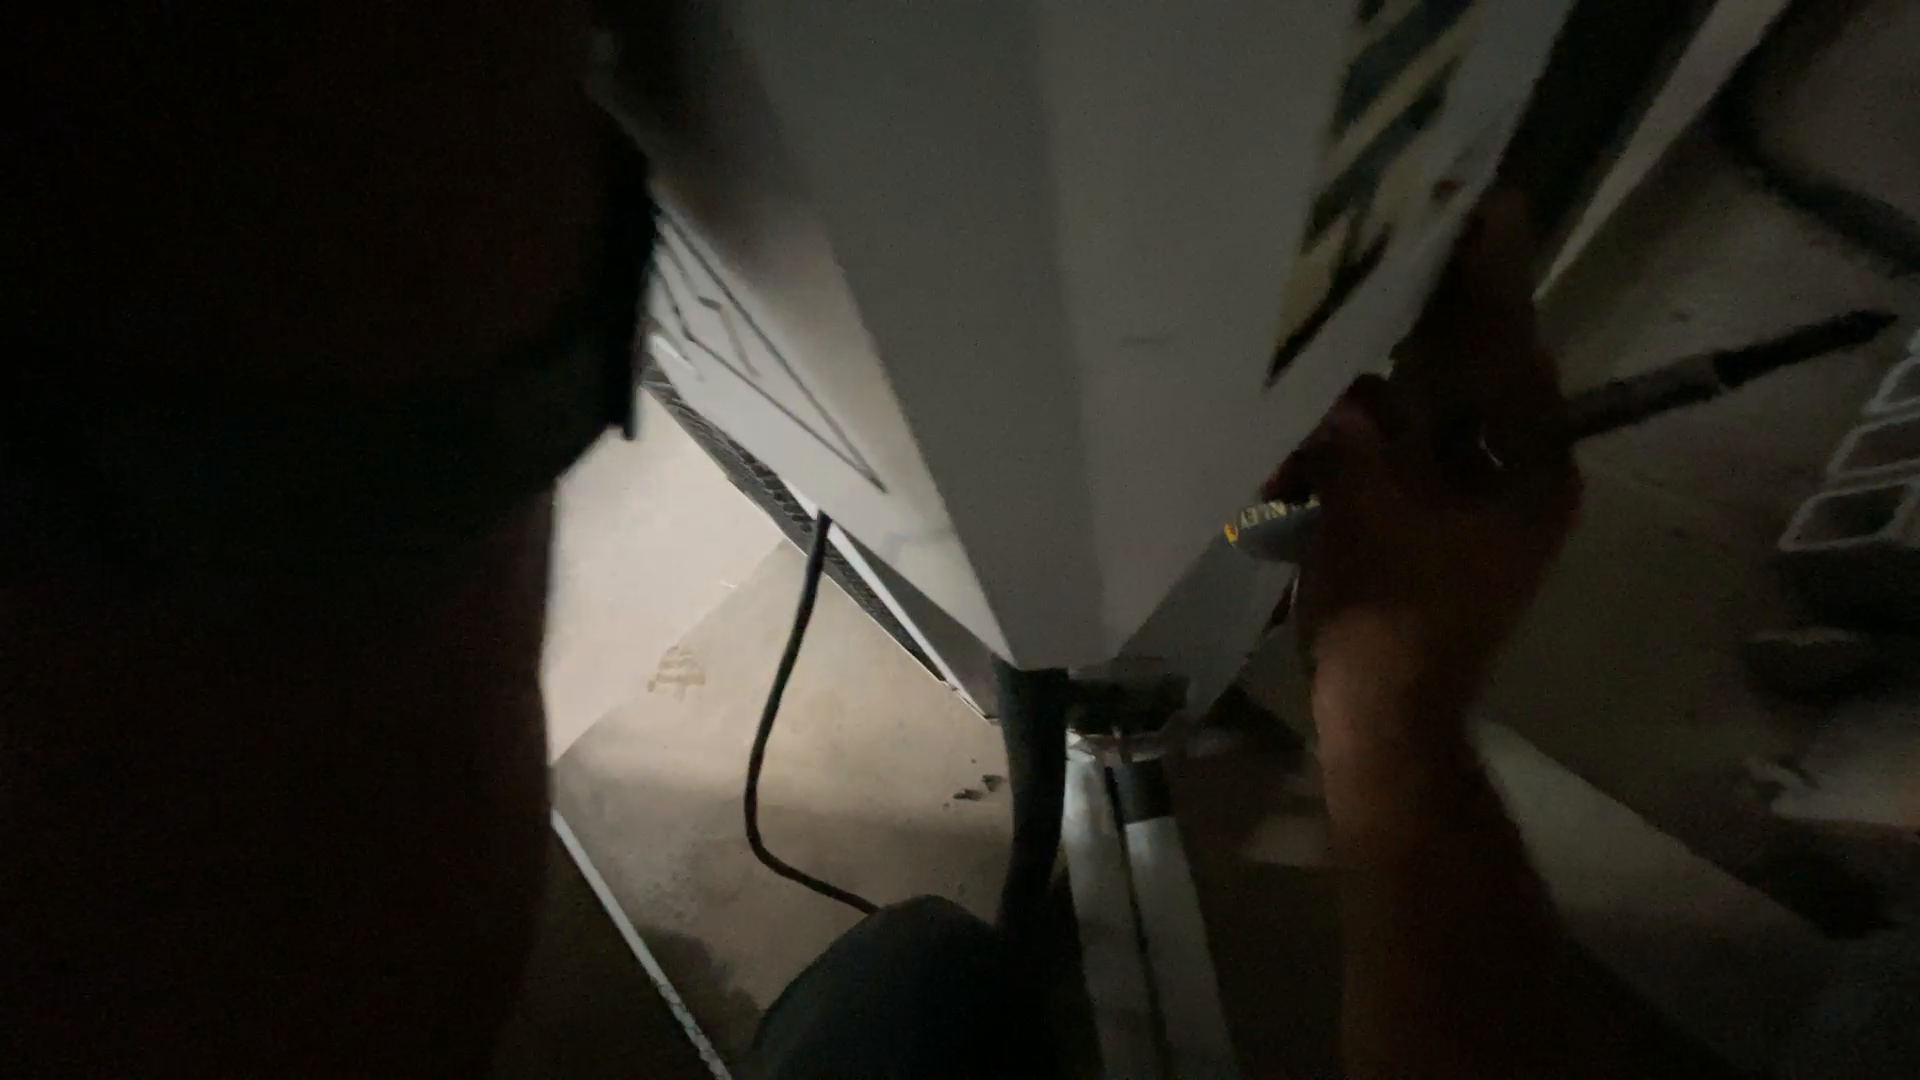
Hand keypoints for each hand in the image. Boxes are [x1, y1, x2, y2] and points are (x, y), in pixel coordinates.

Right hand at [1272, 194, 1578, 738]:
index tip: (1474, 207)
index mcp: (1528, 468)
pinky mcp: (1411, 519)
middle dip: (1409, 332)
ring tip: (1293, 424)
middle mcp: (1504, 473)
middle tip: (1372, 268)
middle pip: (1459, 377)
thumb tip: (1331, 386)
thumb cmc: (1392, 615)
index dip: (1489, 280)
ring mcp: (1456, 499)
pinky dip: (1333, 459)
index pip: (1509, 350)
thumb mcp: (1371, 512)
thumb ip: (1355, 435)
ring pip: (1403, 425)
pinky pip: (1374, 463)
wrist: (1380, 707)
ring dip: (1345, 419)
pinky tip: (1285, 470)